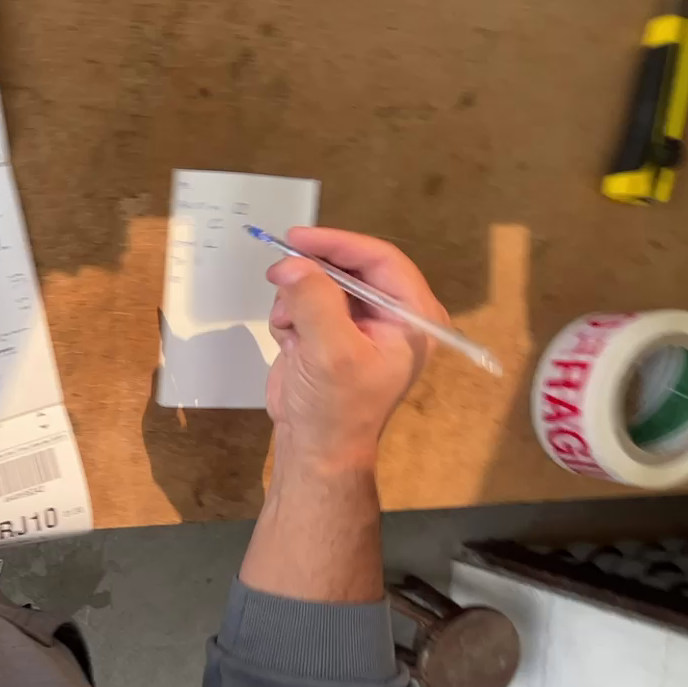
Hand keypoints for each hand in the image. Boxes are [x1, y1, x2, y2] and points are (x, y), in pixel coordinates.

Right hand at [264, 227, 445, 470]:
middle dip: (310, 275)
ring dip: (294, 301)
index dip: (338, 244)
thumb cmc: (336, 408)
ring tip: (289, 331)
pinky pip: (301, 306)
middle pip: (347, 269)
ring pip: (318, 286)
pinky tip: (289, 344)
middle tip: (277, 274)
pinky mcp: (325, 337)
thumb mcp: (330, 351)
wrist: (314, 448)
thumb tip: (289, 264)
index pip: (380, 261)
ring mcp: (354, 326)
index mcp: (410, 316)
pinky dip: (287, 318)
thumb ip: (313, 302)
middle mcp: (387, 316)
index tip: (297, 238)